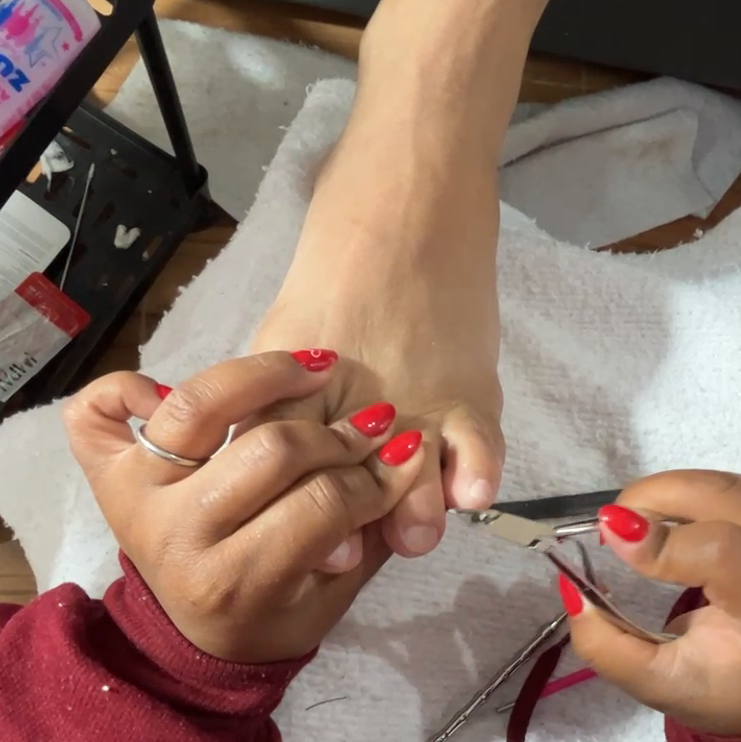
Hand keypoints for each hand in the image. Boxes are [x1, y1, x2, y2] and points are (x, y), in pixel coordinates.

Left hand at [62, 352, 425, 662]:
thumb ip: (371, 533)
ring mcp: (136, 496)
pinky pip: (98, 408)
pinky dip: (128, 384)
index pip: (323, 505)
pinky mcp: (107, 472)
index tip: (404, 456)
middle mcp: (176, 536)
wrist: (195, 643)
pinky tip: (175, 390)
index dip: (376, 477)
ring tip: (314, 369)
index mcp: (236, 582)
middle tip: (371, 424)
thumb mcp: (333, 597)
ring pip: (199, 406)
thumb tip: (403, 461)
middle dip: (340, 435)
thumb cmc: (274, 616)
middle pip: (273, 450)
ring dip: (267, 375)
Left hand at [251, 146, 505, 562]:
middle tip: (342, 558)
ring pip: (410, 470)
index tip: (295, 539)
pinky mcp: (472, 381)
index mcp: (300, 378)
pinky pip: (477, 436)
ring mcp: (418, 388)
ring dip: (410, 510)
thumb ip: (275, 390)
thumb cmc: (345, 242)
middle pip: (349, 477)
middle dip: (346, 524)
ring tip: (411, 538)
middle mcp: (356, 393)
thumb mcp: (289, 320)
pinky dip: (476, 467)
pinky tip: (472, 497)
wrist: (413, 183)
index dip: (291, 505)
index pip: (289, 457)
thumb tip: (263, 450)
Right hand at [562, 470, 740, 736]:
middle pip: (724, 498)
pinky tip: (679, 523)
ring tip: (640, 527)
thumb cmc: (733, 687)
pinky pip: (739, 483)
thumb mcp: (663, 686)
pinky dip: (695, 495)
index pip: (727, 554)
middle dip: (654, 498)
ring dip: (670, 494)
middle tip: (611, 525)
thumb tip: (573, 587)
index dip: (663, 540)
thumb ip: (610, 647)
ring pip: (727, 482)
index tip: (608, 536)